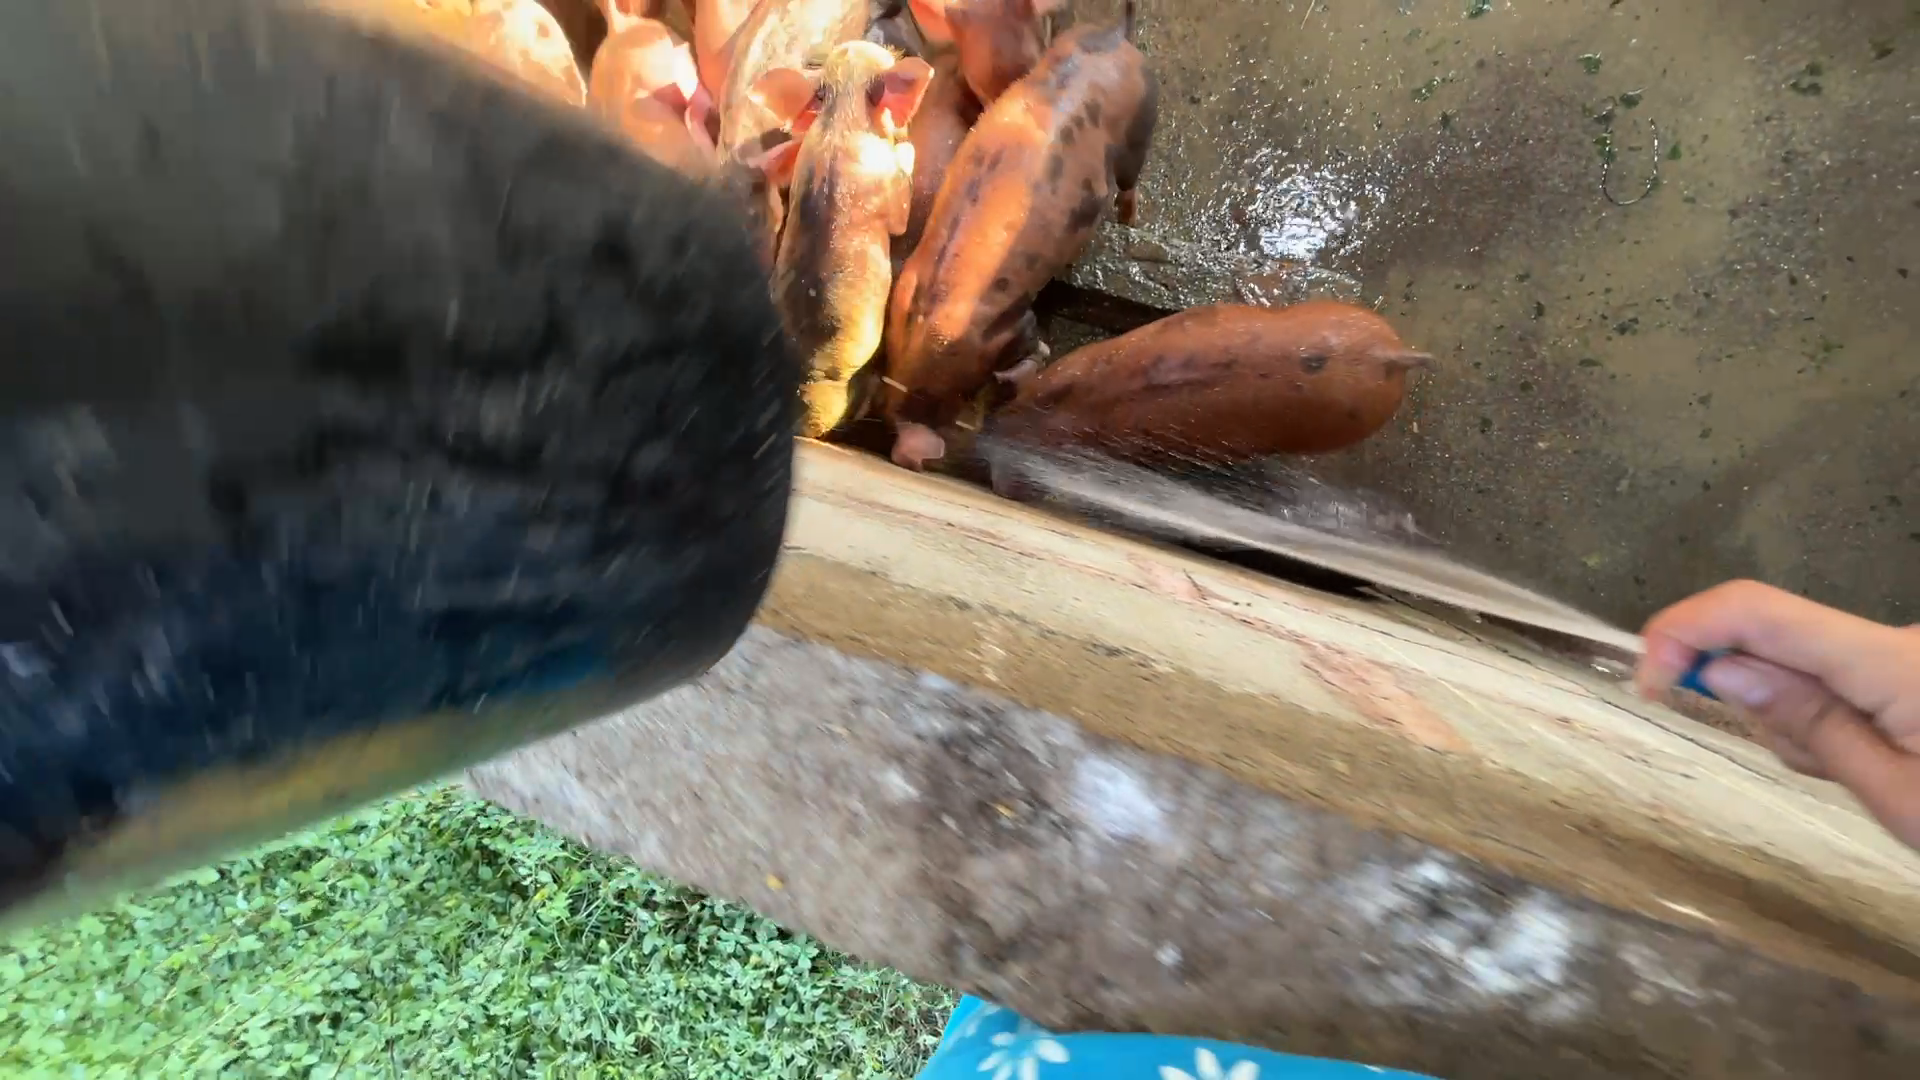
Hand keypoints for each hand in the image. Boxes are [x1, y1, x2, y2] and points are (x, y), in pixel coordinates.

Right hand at [1636, 580, 1919, 850]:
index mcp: (1898, 664)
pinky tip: (1869, 754)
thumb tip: (1715, 671)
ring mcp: (1913, 650)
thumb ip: (1807, 725)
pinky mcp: (1917, 665)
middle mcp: (1905, 640)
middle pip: (1770, 639)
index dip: (1680, 631)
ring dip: (1793, 712)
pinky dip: (1826, 711)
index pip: (1752, 609)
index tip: (1647, 681)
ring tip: (1853, 771)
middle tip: (1803, 763)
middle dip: (1752, 695)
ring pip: (1798, 660)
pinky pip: (1836, 671)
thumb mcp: (1902, 800)